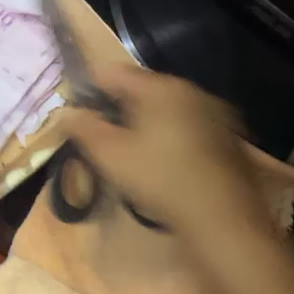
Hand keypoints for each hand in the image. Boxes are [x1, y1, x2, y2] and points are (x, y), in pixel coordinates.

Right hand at [56, 65, 270, 244]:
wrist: (225, 221)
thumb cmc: (161, 180)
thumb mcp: (109, 155)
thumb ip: (82, 127)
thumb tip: (65, 113)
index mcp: (160, 87)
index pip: (111, 72)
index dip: (90, 91)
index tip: (81, 117)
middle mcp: (190, 90)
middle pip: (139, 88)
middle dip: (118, 107)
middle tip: (103, 136)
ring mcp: (214, 112)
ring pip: (164, 107)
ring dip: (144, 121)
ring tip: (132, 150)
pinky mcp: (228, 136)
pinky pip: (186, 123)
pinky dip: (169, 133)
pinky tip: (164, 161)